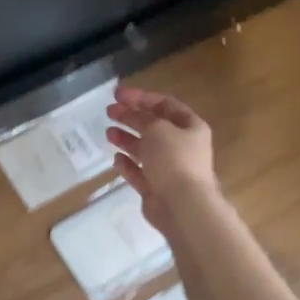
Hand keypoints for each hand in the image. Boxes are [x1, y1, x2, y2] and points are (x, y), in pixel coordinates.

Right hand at [107, 86, 217, 230]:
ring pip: (145, 149)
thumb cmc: (173, 159)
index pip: (165, 105)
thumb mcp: (157, 129)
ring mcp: (169, 169)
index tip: (118, 94)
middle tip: (109, 111)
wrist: (181, 204)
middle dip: (131, 117)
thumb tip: (131, 114)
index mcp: (190, 127)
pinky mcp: (156, 188)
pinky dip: (128, 165)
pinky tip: (116, 158)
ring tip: (108, 133)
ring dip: (127, 139)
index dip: (142, 97)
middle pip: (153, 126)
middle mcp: (182, 146)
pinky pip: (139, 172)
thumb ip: (142, 118)